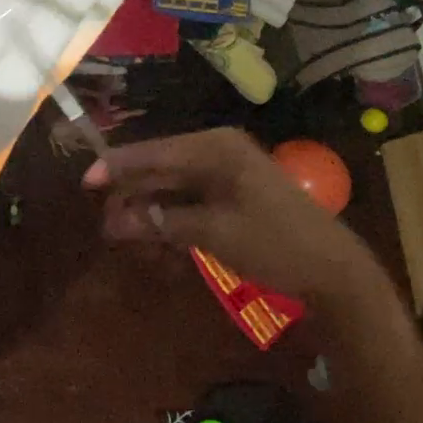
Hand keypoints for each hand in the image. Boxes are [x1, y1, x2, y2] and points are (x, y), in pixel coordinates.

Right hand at [83, 127, 378, 305]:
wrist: (337, 274)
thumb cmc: (276, 244)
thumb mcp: (213, 233)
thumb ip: (161, 222)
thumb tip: (113, 221)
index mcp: (216, 148)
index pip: (154, 151)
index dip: (117, 166)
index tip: (86, 181)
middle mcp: (218, 152)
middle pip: (160, 169)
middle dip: (133, 196)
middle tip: (106, 226)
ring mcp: (227, 174)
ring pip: (172, 188)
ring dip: (150, 213)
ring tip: (129, 240)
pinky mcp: (233, 196)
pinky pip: (190, 201)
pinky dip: (172, 221)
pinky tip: (159, 245)